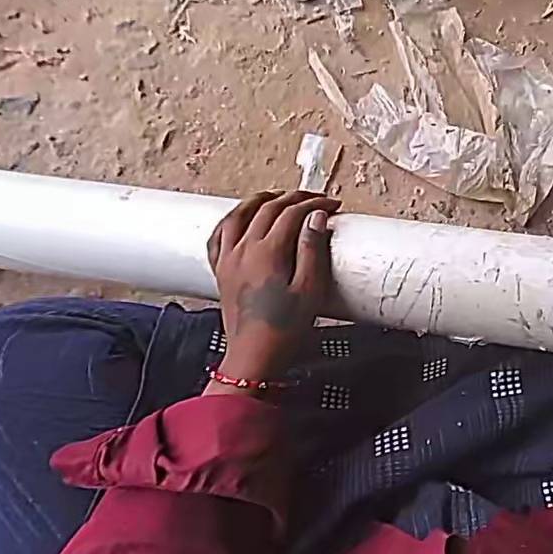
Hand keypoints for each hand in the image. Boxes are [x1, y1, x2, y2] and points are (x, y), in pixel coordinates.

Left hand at [205, 190, 339, 387]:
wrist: (254, 356)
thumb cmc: (285, 329)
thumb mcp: (309, 290)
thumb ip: (312, 249)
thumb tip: (316, 217)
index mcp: (267, 252)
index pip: (291, 213)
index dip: (314, 204)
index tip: (332, 206)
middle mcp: (243, 249)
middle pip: (267, 209)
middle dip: (293, 198)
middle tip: (314, 198)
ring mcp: (228, 259)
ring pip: (238, 215)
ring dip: (259, 200)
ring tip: (276, 196)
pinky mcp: (220, 271)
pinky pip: (219, 235)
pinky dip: (231, 220)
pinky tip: (239, 219)